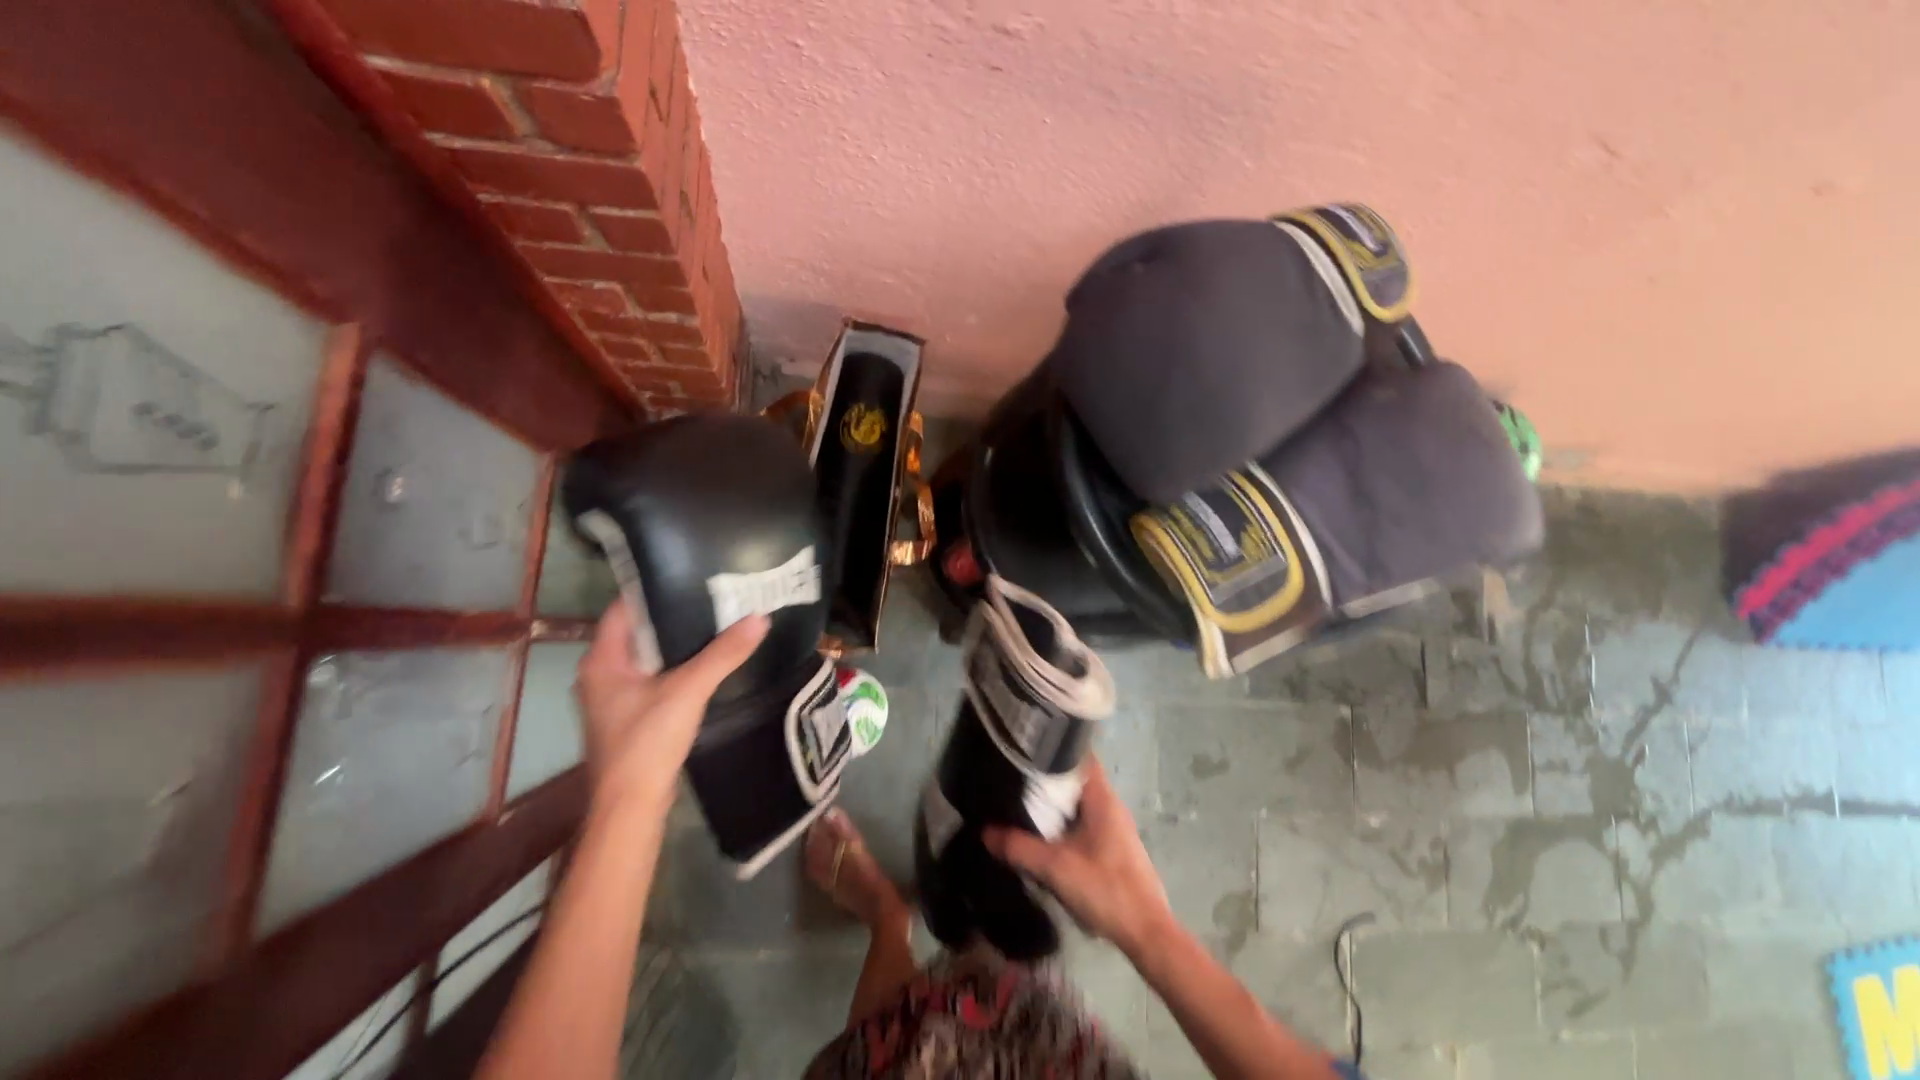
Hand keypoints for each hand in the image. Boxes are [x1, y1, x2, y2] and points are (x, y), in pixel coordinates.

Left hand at [574, 599, 768, 815]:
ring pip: (645, 659)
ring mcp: (611, 699)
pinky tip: (703, 667)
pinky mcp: (627, 718)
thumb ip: (722, 654)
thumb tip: (759, 618)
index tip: (687, 576)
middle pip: (636, 633)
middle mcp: (599, 675)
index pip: (622, 609)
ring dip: (673, 646)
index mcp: (601, 661)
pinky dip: (673, 670)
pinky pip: (651, 681)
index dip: (652, 591)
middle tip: (710, 599)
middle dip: (670, 617)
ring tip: (713, 626)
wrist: (630, 806)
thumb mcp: (688, 691)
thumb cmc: (647, 741)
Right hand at [983, 758, 1175, 957]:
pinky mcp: (1113, 849)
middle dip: (1046, 779)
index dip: (1053, 748)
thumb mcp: (1055, 867)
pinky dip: (1063, 824)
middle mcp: (1111, 806)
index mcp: (1103, 799)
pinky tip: (1043, 838)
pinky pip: (1083, 824)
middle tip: (1012, 778)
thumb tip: (985, 831)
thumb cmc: (1106, 889)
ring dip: (1054, 806)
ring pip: (1079, 805)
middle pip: (1076, 780)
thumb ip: (1019, 847)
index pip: (1079, 755)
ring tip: (1019, 806)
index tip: (1024, 748)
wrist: (1146, 932)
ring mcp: (1115, 828)